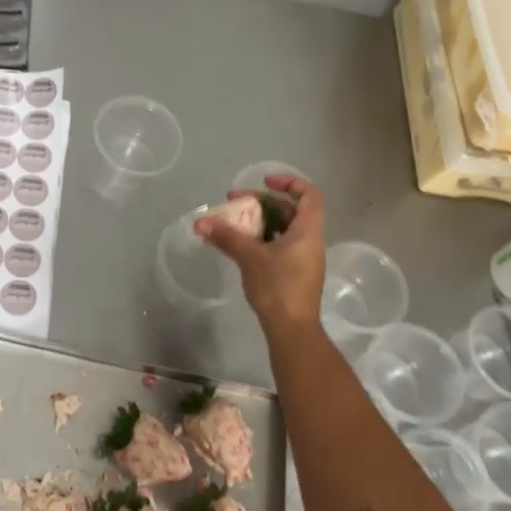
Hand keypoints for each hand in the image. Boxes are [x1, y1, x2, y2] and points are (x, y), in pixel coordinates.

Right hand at [195, 174, 327, 336]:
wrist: (292, 330)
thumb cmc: (278, 288)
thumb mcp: (250, 258)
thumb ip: (227, 237)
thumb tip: (201, 222)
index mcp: (308, 231)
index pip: (309, 194)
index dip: (290, 182)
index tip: (265, 181)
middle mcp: (310, 241)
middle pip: (291, 211)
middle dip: (263, 203)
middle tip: (235, 203)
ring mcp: (303, 258)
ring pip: (283, 230)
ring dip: (259, 222)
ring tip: (233, 224)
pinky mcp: (294, 274)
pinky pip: (279, 246)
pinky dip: (261, 240)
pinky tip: (241, 246)